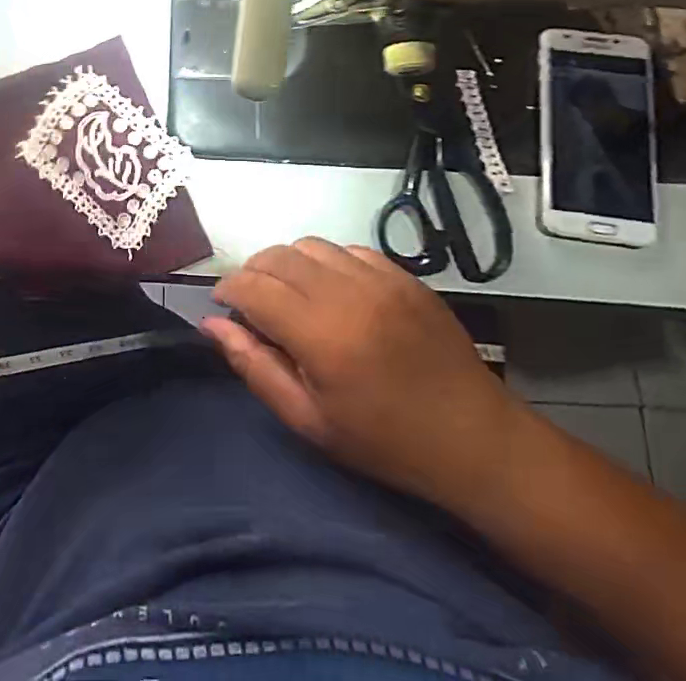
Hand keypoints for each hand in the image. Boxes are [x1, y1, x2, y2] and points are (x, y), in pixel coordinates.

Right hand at [202, 238, 531, 505]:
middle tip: (252, 305)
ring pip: (310, 244)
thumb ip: (254, 366)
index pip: (253, 286)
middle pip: (277, 256)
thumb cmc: (383, 441)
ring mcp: (381, 278)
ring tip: (290, 296)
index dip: (227, 291)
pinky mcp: (405, 276)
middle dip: (252, 273)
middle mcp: (349, 292)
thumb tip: (212, 325)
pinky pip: (349, 249)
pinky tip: (332, 292)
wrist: (473, 438)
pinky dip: (326, 262)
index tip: (223, 308)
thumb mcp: (307, 419)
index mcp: (321, 334)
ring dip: (287, 264)